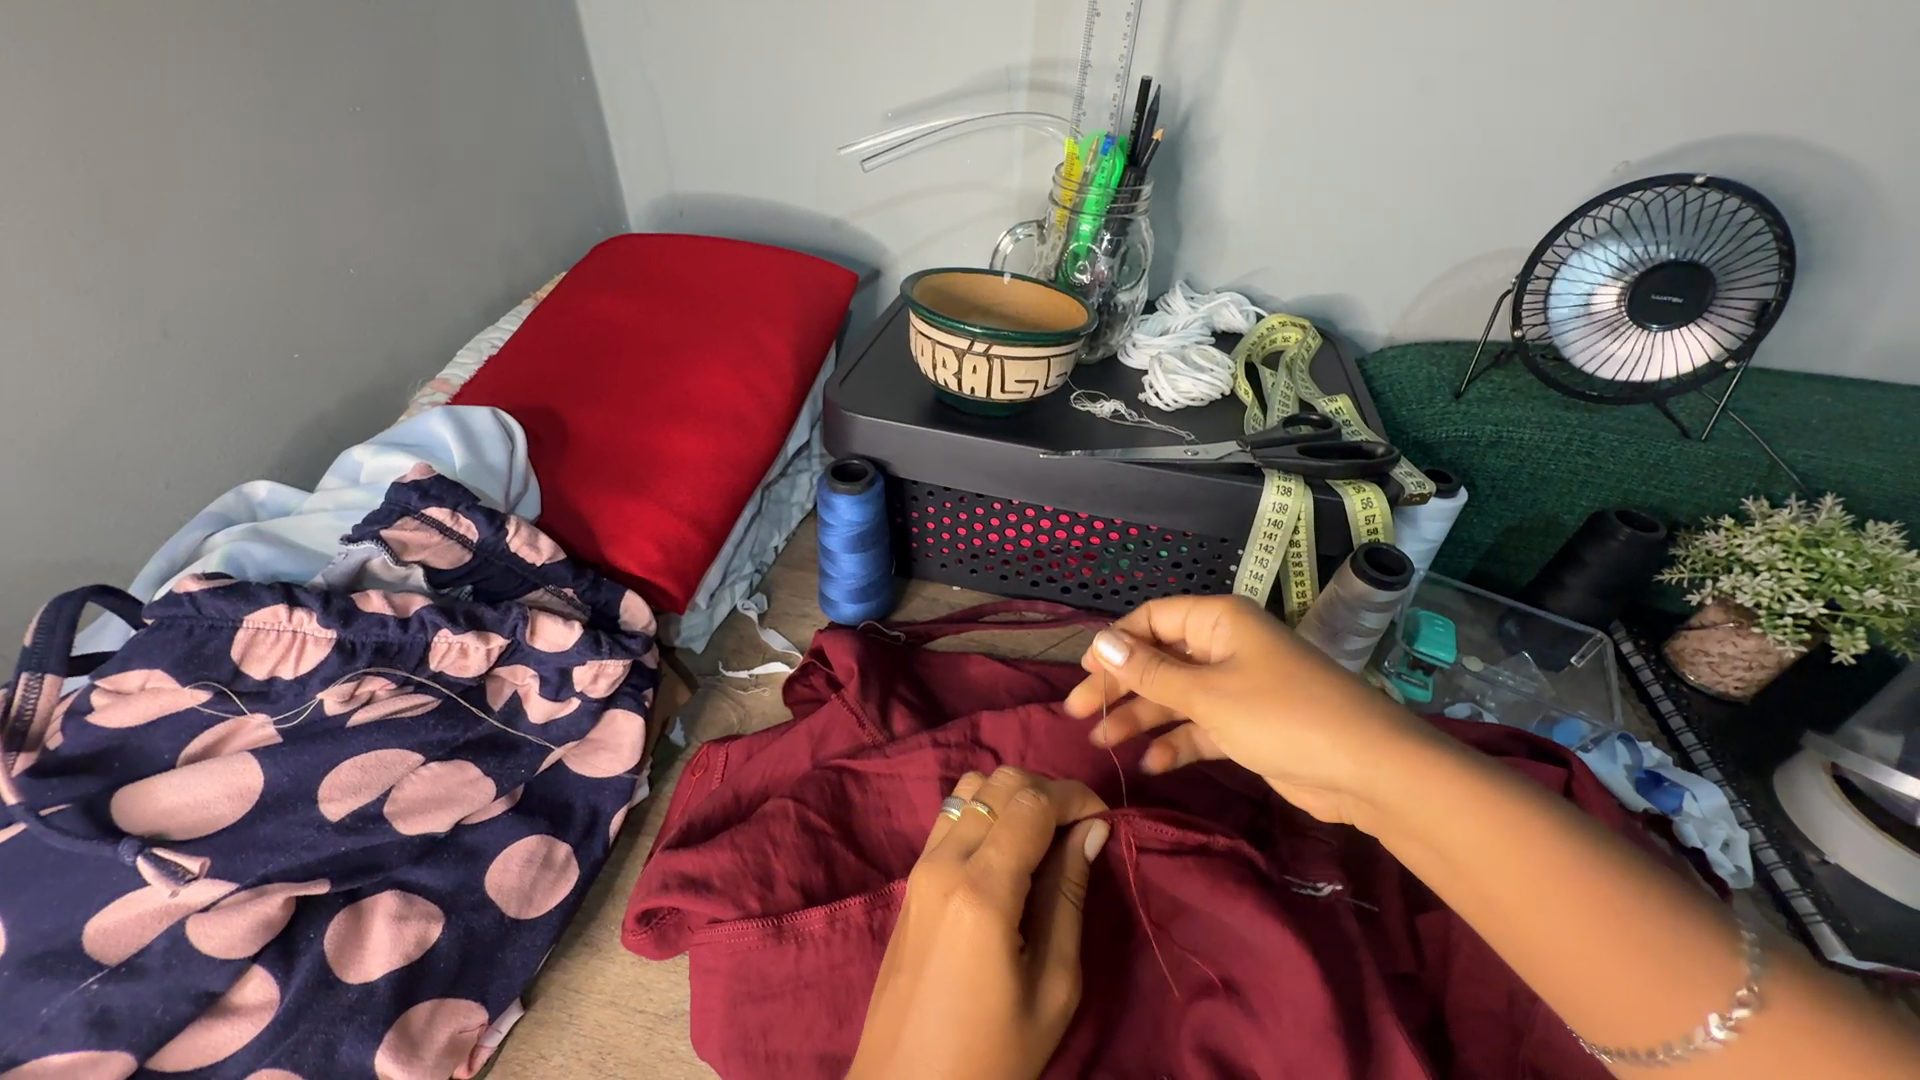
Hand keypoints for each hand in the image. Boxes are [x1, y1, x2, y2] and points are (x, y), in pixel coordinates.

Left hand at [848, 767, 1110, 1079]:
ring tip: (1045, 837)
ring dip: (1015, 796)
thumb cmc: (992, 1053)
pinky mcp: (911, 876)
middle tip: (1078, 830)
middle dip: (1048, 790)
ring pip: (972, 787)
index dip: (1076, 798)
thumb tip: (1091, 830)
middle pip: (1001, 781)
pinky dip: (987, 810)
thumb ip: (1068, 896)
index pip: (1032, 801)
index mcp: (981, 890)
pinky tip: (1009, 849)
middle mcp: (944, 862)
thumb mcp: (1053, 986)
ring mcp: (920, 865)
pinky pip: (952, 813)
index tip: (1103, 822)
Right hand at [1062, 594, 1436, 826]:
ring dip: (1140, 719)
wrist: (1368, 770)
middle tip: (1075, 714)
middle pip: (1158, 661)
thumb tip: (1099, 641)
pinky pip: (1199, 728)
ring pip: (1175, 697)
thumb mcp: (1206, 693)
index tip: (1082, 673)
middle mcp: (1225, 648)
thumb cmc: (1282, 716)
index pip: (1152, 619)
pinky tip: (1149, 764)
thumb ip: (1148, 671)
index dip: (1114, 643)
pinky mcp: (1247, 727)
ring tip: (1101, 743)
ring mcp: (1237, 689)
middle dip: (1118, 687)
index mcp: (1218, 622)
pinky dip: (1175, 744)